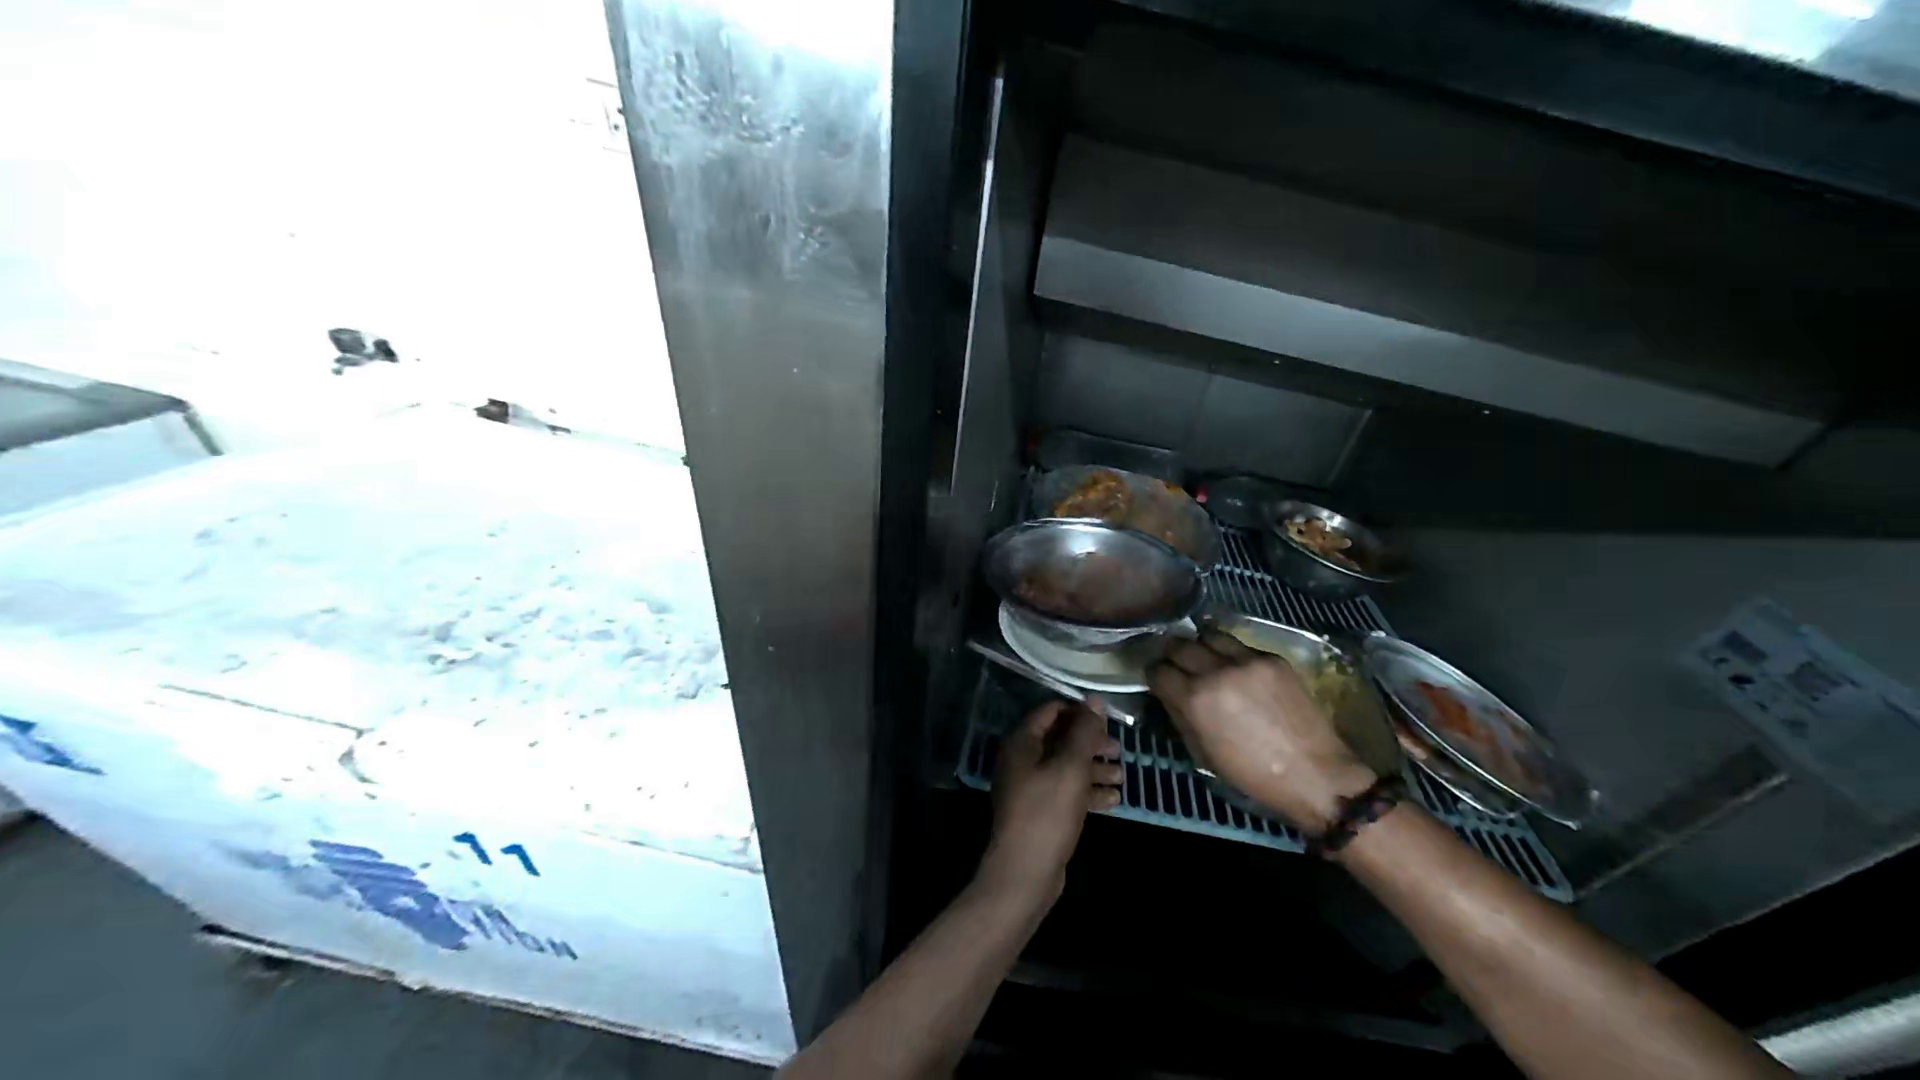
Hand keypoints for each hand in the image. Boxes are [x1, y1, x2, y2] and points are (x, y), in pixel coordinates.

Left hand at [981, 700, 1123, 902]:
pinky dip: (1087, 792)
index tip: (1108, 720)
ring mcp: (1029, 787)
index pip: (1051, 712)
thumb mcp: (1070, 768)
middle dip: (1091, 743)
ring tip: (1122, 776)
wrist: (1025, 871)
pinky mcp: (1039, 811)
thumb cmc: (1047, 812)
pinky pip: (1065, 792)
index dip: (1079, 712)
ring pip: (1065, 767)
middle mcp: (1022, 760)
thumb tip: (1094, 700)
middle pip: (1060, 740)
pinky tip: (1113, 800)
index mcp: (1022, 742)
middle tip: (1119, 750)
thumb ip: (1083, 732)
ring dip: (1093, 769)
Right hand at [1150, 632, 1375, 832]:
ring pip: (1209, 635)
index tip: (1157, 679)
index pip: (1158, 670)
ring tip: (1203, 656)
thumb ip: (1179, 715)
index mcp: (1195, 698)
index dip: (1153, 674)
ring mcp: (1247, 660)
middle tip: (1174, 662)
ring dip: (1200, 644)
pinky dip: (1230, 652)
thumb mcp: (1202, 752)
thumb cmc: (1251, 773)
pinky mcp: (1272, 658)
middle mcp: (1217, 671)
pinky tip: (1234, 666)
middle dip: (1171, 653)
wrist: (1315, 774)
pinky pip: (1240, 645)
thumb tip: (1168, 693)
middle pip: (1179, 645)